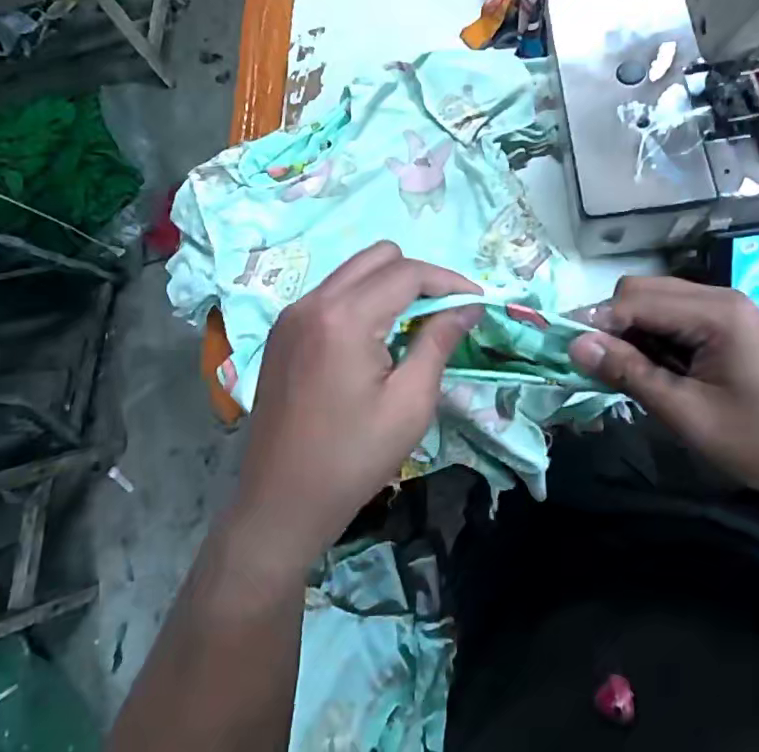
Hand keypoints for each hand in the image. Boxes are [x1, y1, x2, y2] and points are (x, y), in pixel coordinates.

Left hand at [230, 243, 482, 568]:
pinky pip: (331, 293)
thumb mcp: (410, 402)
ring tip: (414, 325)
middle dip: (419, 276)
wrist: (281, 502)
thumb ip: (439, 341)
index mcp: (344, 317)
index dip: (449, 281)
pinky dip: (362, 300)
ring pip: (353, 271)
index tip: (476, 301)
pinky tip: (376, 338)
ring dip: (389, 285)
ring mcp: (291, 315)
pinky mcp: (282, 332)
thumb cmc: (353, 458)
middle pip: (378, 257)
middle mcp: (312, 302)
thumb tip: (468, 306)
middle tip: (444, 312)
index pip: (407, 272)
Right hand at [570, 277, 758, 500]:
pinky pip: (680, 318)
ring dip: (635, 332)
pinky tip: (658, 371)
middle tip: (599, 367)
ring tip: (627, 375)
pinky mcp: (733, 326)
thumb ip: (629, 373)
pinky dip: (658, 338)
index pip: (635, 299)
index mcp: (716, 313)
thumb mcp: (687, 414)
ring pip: (660, 302)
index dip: (597, 322)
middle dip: (614, 323)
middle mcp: (722, 298)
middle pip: (646, 290)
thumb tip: (575, 344)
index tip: (568, 353)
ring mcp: (730, 309)